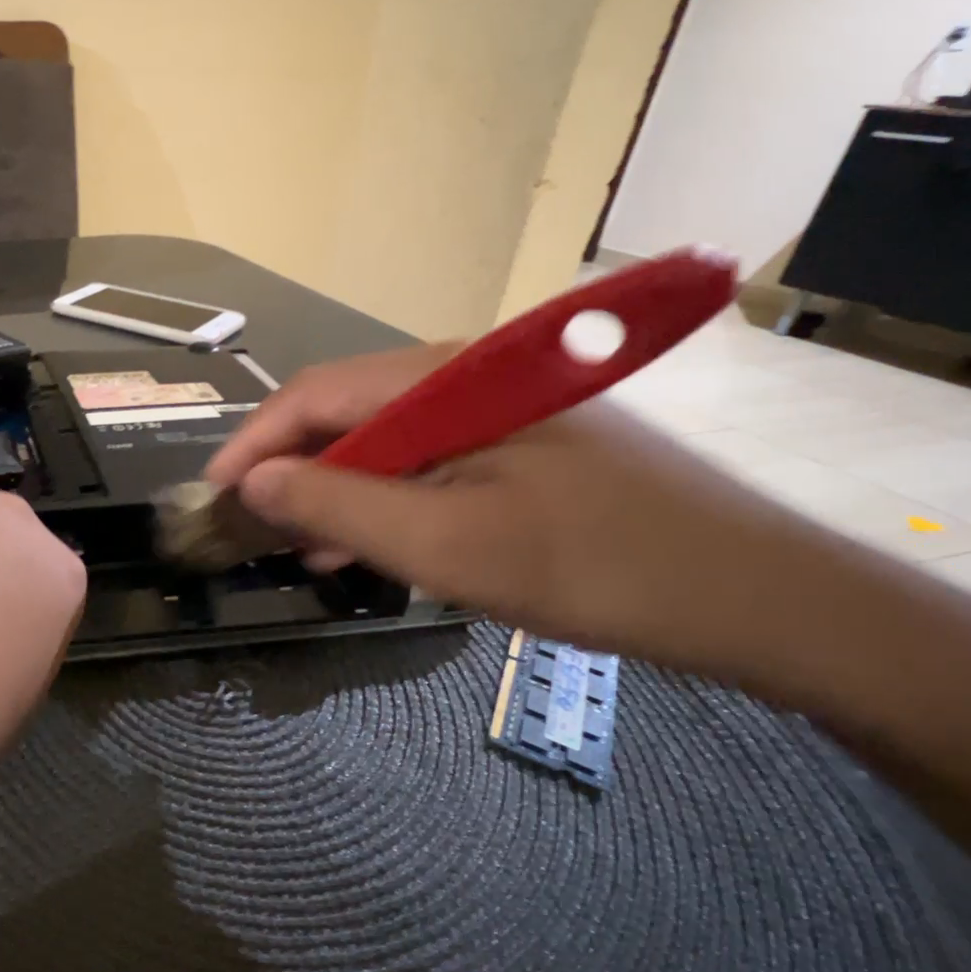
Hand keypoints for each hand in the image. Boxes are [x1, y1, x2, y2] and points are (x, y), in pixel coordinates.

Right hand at [204, 345, 812, 673]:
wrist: (758, 596)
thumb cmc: (595, 567)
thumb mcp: (447, 545)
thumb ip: (336, 506)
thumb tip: (250, 482)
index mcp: (445, 378)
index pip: (313, 393)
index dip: (251, 444)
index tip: (211, 497)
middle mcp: (463, 375)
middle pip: (343, 412)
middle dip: (288, 470)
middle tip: (251, 530)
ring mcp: (493, 406)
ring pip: (380, 438)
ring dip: (332, 490)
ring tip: (301, 547)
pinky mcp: (517, 441)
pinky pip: (423, 459)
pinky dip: (382, 499)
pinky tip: (368, 543)